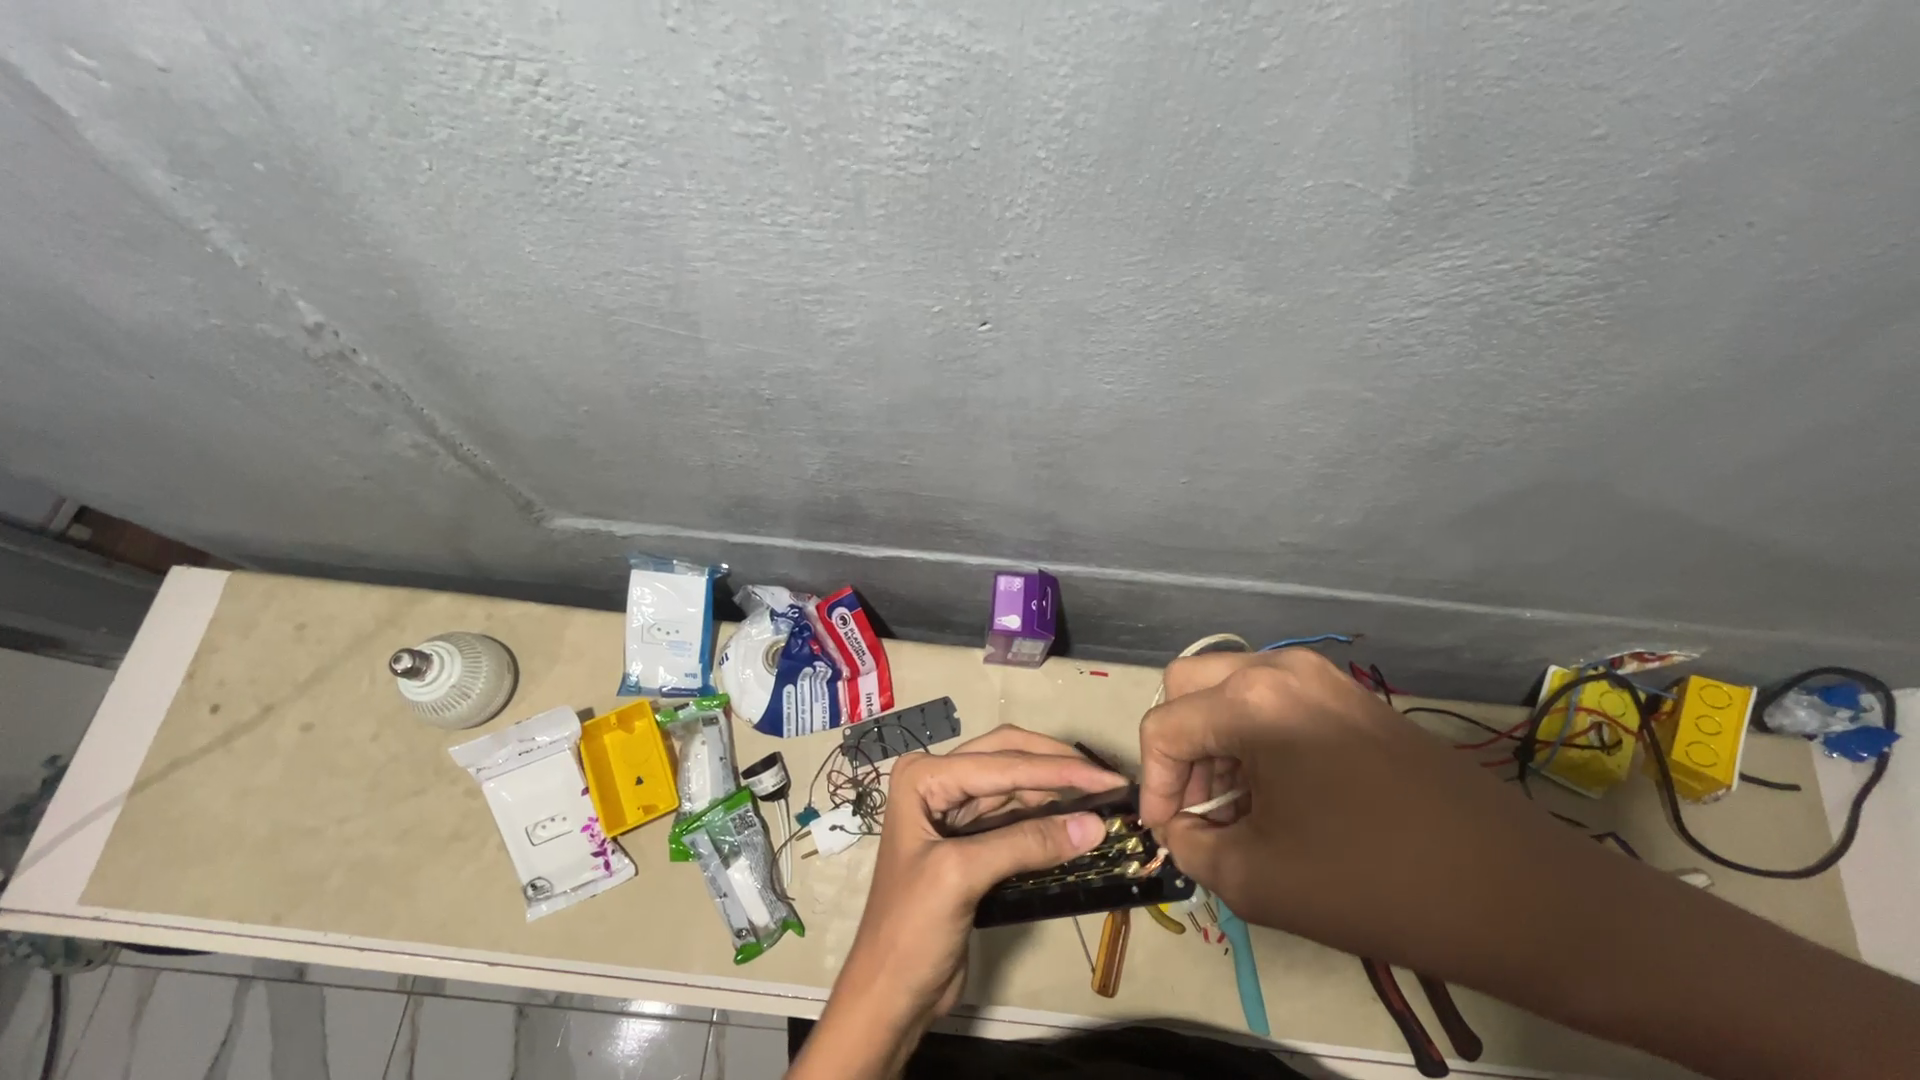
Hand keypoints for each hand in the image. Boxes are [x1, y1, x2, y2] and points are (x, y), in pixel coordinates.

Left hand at [833, 725, 1123, 1021]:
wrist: (890, 993)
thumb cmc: (911, 930)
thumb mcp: (963, 876)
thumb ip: (1027, 843)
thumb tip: (1095, 824)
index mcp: (923, 777)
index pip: (1001, 762)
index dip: (1058, 769)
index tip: (1110, 777)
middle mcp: (937, 782)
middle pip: (1009, 757)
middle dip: (1059, 765)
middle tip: (1110, 779)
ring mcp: (954, 811)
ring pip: (1017, 784)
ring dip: (1057, 788)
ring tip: (1105, 795)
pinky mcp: (972, 842)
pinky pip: (1017, 815)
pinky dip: (1048, 815)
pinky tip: (1078, 819)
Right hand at [1138, 649, 1580, 971]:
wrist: (1512, 890)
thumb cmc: (1371, 884)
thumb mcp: (1254, 878)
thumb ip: (1189, 844)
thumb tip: (1179, 823)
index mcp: (1251, 701)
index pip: (1164, 727)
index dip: (1151, 783)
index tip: (1167, 833)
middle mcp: (1281, 669)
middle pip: (1189, 685)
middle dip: (1177, 745)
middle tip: (1193, 805)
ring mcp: (1323, 676)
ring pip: (1230, 687)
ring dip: (1214, 738)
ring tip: (1234, 804)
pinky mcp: (1353, 697)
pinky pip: (1274, 697)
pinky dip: (1254, 733)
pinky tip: (1276, 791)